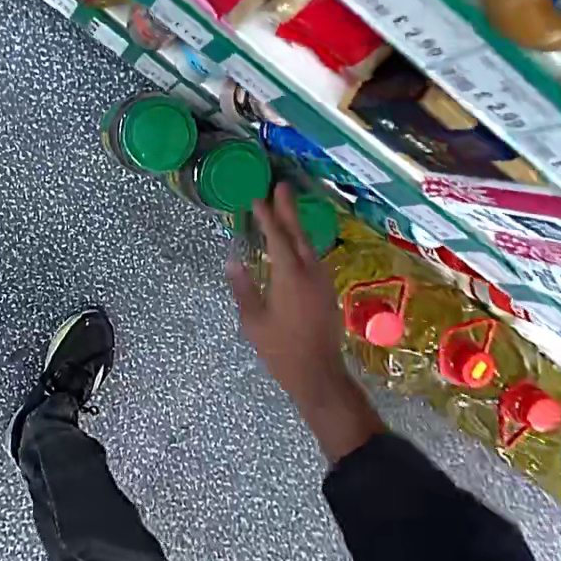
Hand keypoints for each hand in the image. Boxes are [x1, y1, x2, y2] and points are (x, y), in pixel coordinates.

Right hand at [228, 185, 382, 459]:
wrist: (319, 374)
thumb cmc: (281, 350)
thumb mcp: (253, 321)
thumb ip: (243, 288)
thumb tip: (232, 262)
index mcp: (290, 275)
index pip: (277, 237)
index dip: (267, 216)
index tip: (258, 197)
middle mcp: (311, 272)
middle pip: (299, 234)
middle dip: (289, 209)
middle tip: (282, 186)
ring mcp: (323, 281)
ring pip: (309, 246)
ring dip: (297, 226)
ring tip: (286, 211)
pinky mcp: (328, 291)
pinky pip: (314, 259)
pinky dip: (303, 245)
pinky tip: (297, 246)